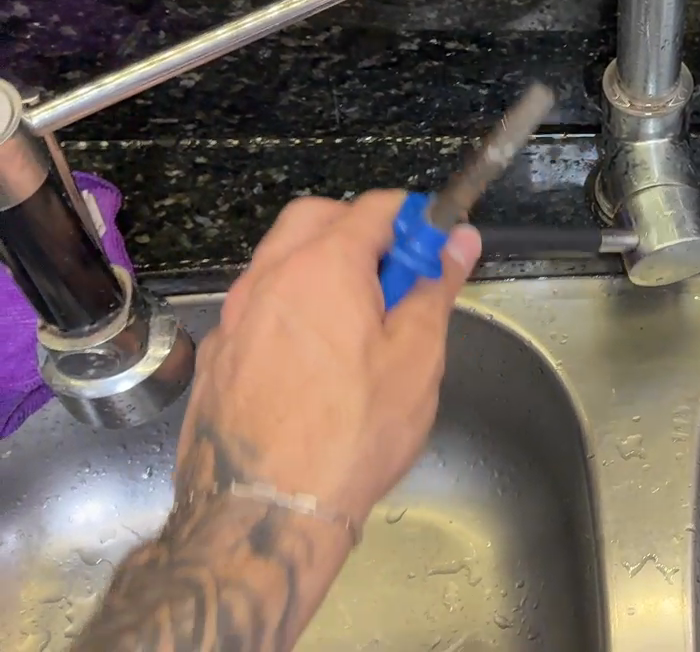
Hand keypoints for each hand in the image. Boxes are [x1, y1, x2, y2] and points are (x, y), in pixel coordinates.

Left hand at [175, 191, 480, 529]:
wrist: (266, 511)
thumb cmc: (356, 426)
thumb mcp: (419, 350)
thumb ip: (437, 283)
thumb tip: (460, 240)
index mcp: (322, 269)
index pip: (375, 207)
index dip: (419, 218)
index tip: (441, 246)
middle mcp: (267, 281)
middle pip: (316, 218)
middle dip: (366, 228)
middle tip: (405, 272)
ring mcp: (233, 319)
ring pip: (285, 259)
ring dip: (332, 264)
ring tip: (373, 317)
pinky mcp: (219, 356)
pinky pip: (265, 302)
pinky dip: (302, 302)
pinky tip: (330, 353)